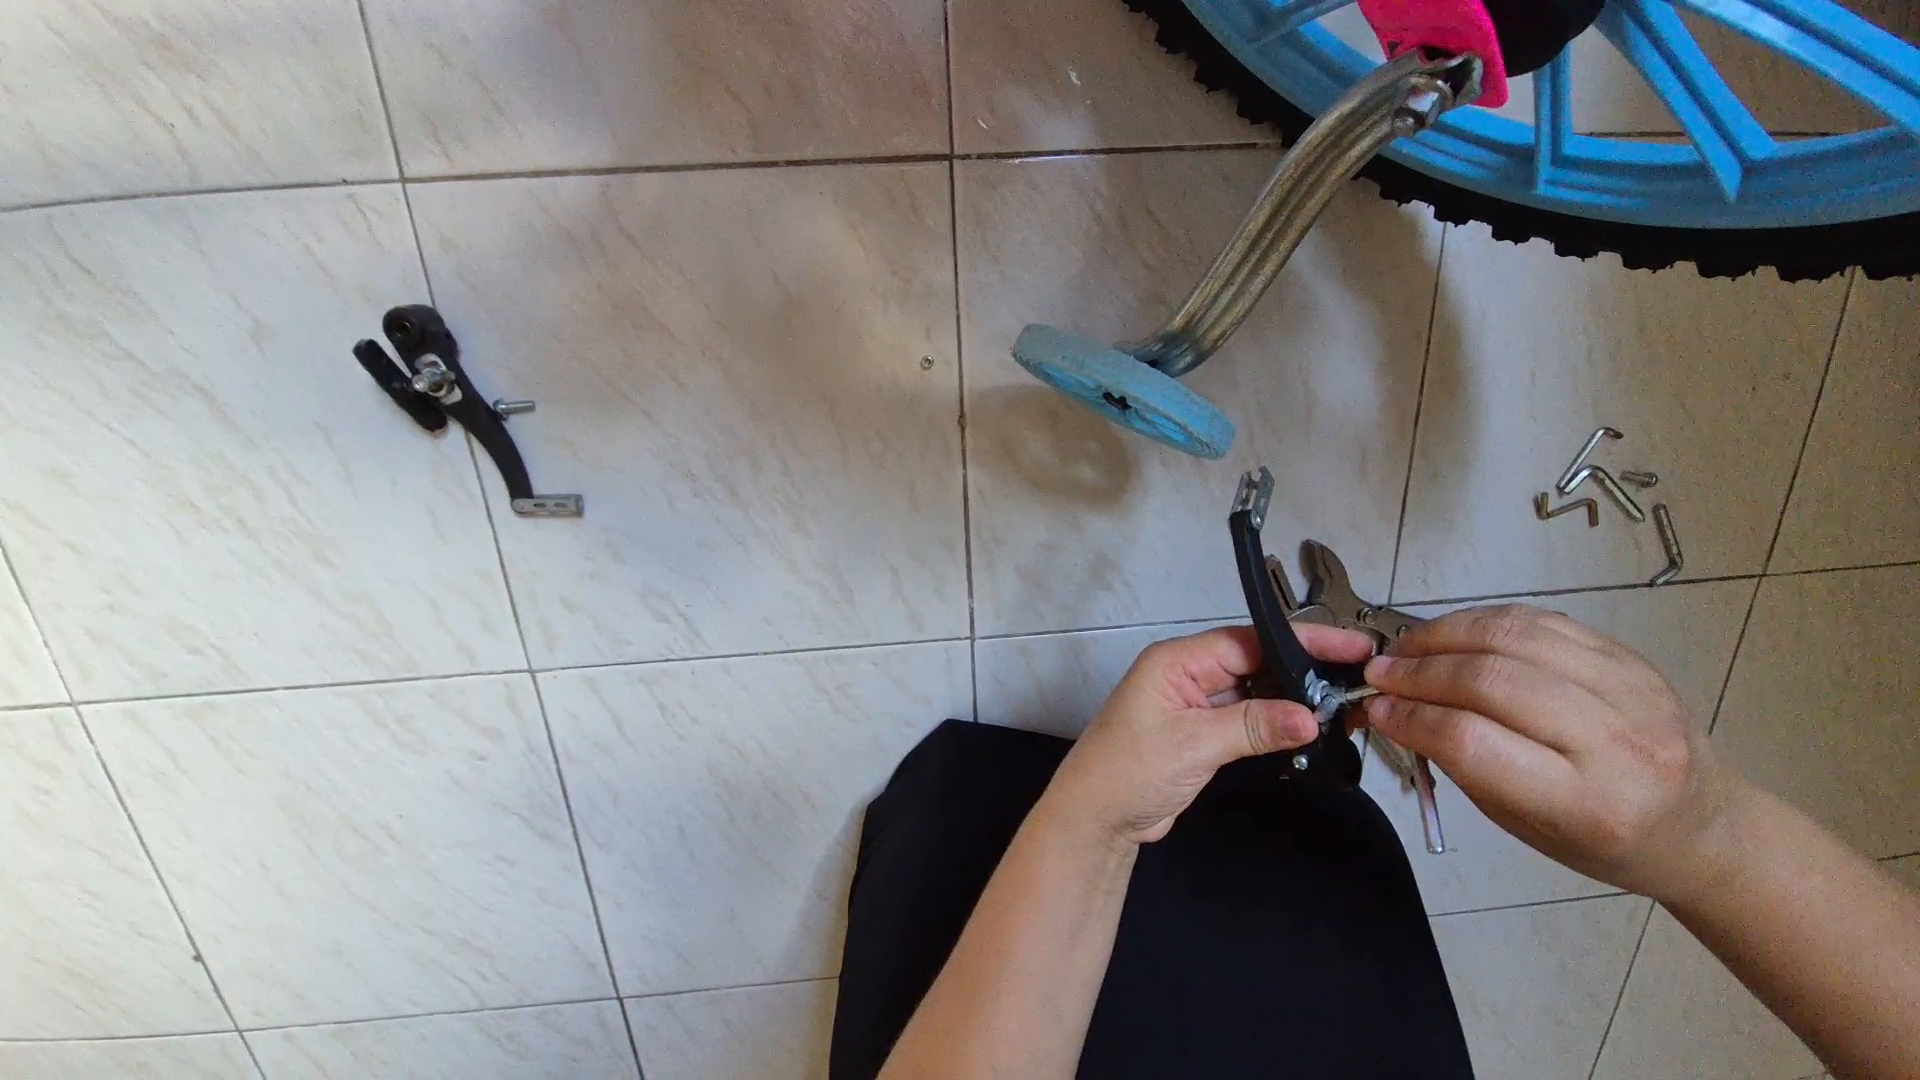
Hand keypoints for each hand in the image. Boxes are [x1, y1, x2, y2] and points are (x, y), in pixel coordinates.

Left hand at [1041, 624, 1375, 848]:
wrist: (1098, 818)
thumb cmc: (1130, 770)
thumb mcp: (1194, 744)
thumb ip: (1252, 725)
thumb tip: (1310, 716)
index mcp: (1177, 661)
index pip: (1248, 640)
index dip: (1301, 642)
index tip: (1350, 646)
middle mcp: (1188, 674)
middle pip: (1255, 661)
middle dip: (1304, 668)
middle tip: (1358, 676)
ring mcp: (1195, 703)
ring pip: (1254, 689)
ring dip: (1293, 697)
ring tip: (1345, 703)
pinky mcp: (1202, 733)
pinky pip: (1247, 717)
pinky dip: (1276, 721)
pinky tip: (1310, 728)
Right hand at [1362, 604, 1738, 902]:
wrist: (1706, 827)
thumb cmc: (1603, 842)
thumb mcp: (1523, 822)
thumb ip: (1461, 761)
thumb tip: (1395, 709)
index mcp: (1589, 802)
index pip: (1474, 741)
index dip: (1412, 718)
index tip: (1375, 709)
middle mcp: (1617, 740)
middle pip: (1490, 681)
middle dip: (1419, 672)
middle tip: (1380, 675)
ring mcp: (1629, 689)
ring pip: (1512, 637)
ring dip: (1441, 636)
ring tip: (1405, 648)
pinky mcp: (1628, 656)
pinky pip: (1538, 620)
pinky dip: (1478, 621)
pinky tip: (1449, 635)